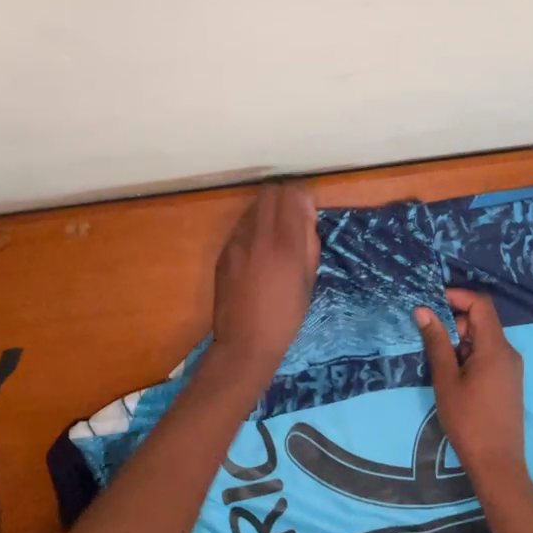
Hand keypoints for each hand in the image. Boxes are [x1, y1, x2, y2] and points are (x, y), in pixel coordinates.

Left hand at [211, 182, 318, 374]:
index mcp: (286, 243)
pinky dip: (252, 229)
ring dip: (267, 212)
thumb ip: (308, 243)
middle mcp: (259, 235)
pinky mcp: (224, 251)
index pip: (293, 194)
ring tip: (274, 235)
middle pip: (270, 192)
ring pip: (253, 207)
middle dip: (284, 198)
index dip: (303, 198)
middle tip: (292, 217)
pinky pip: (241, 227)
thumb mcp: (308, 279)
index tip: (307, 212)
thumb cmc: (286, 315)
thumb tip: (306, 216)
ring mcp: (237, 242)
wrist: (245, 341)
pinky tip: (257, 251)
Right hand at [415, 288, 525, 482]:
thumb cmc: (468, 420)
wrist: (497, 463)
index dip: (458, 296)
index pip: (481, 304)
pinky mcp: (509, 381)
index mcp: (495, 348)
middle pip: (482, 321)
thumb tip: (424, 310)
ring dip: (460, 342)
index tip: (432, 303)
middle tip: (431, 342)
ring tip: (441, 367)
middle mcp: (508, 352)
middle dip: (455, 323)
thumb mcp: (445, 379)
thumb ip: (436, 342)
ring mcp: (511, 367)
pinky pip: (489, 355)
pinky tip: (455, 378)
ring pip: (484, 339)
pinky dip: (470, 356)